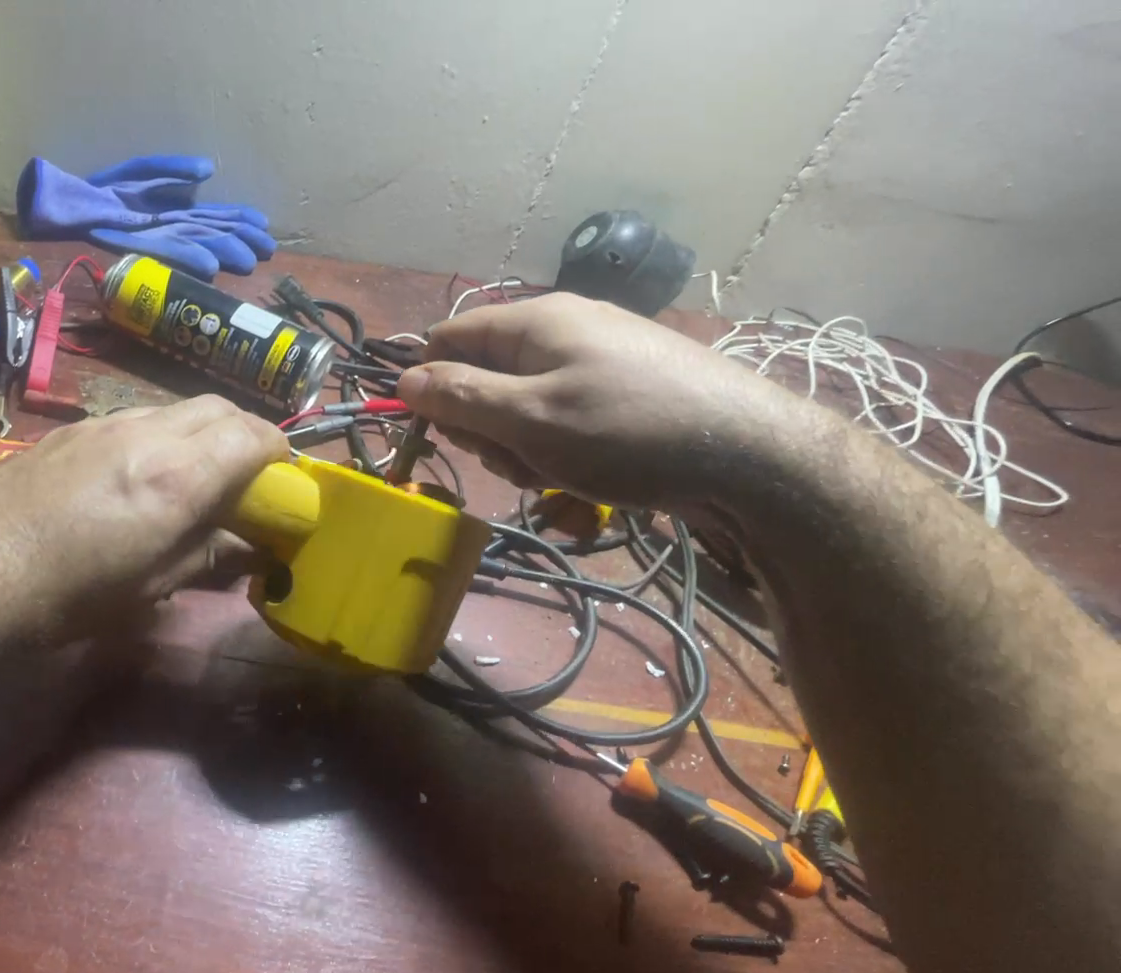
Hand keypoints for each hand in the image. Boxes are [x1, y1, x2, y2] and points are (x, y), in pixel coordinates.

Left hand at [0, 396, 287, 638]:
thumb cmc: (65, 596)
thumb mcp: (149, 587)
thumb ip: (209, 554)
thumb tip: (254, 548)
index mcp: (177, 474)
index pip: (254, 435)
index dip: (280, 456)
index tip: (283, 487)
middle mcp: (146, 432)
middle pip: (219, 408)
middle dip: (246, 436)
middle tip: (247, 483)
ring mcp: (103, 424)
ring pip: (175, 409)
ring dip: (201, 435)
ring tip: (195, 482)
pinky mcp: (69, 430)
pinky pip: (135, 419)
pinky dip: (160, 437)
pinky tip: (139, 480)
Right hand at [395, 293, 812, 511]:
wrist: (749, 454)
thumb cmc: (626, 432)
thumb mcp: (528, 419)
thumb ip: (459, 398)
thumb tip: (403, 378)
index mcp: (534, 321)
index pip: (447, 339)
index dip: (431, 386)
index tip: (444, 434)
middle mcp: (562, 327)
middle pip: (482, 374)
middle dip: (484, 424)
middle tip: (514, 459)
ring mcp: (596, 355)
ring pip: (520, 400)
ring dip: (520, 443)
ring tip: (555, 470)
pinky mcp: (622, 385)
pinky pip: (560, 410)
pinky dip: (556, 443)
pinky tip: (584, 468)